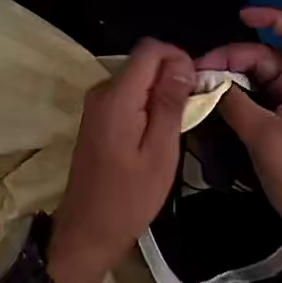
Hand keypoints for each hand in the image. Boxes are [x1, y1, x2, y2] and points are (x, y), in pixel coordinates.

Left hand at [49, 38, 193, 282]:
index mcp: (117, 96)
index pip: (150, 49)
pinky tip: (157, 130)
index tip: (195, 86)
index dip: (177, 58)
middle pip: (143, 60)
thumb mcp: (160, 152)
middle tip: (191, 108)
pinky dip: (146, 101)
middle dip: (171, 74)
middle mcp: (102, 90)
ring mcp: (96, 103)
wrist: (86, 233)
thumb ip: (170, 102)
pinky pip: (127, 92)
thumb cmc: (129, 198)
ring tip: (177, 122)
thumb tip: (182, 62)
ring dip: (160, 89)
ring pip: (137, 76)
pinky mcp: (97, 116)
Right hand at [200, 7, 281, 249]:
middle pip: (267, 58)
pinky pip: (259, 100)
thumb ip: (235, 104)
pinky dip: (239, 98)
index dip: (271, 18)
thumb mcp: (264, 136)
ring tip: (204, 84)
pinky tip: (218, 102)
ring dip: (233, 80)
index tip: (243, 15)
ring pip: (259, 80)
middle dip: (234, 59)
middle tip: (202, 69)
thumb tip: (210, 84)